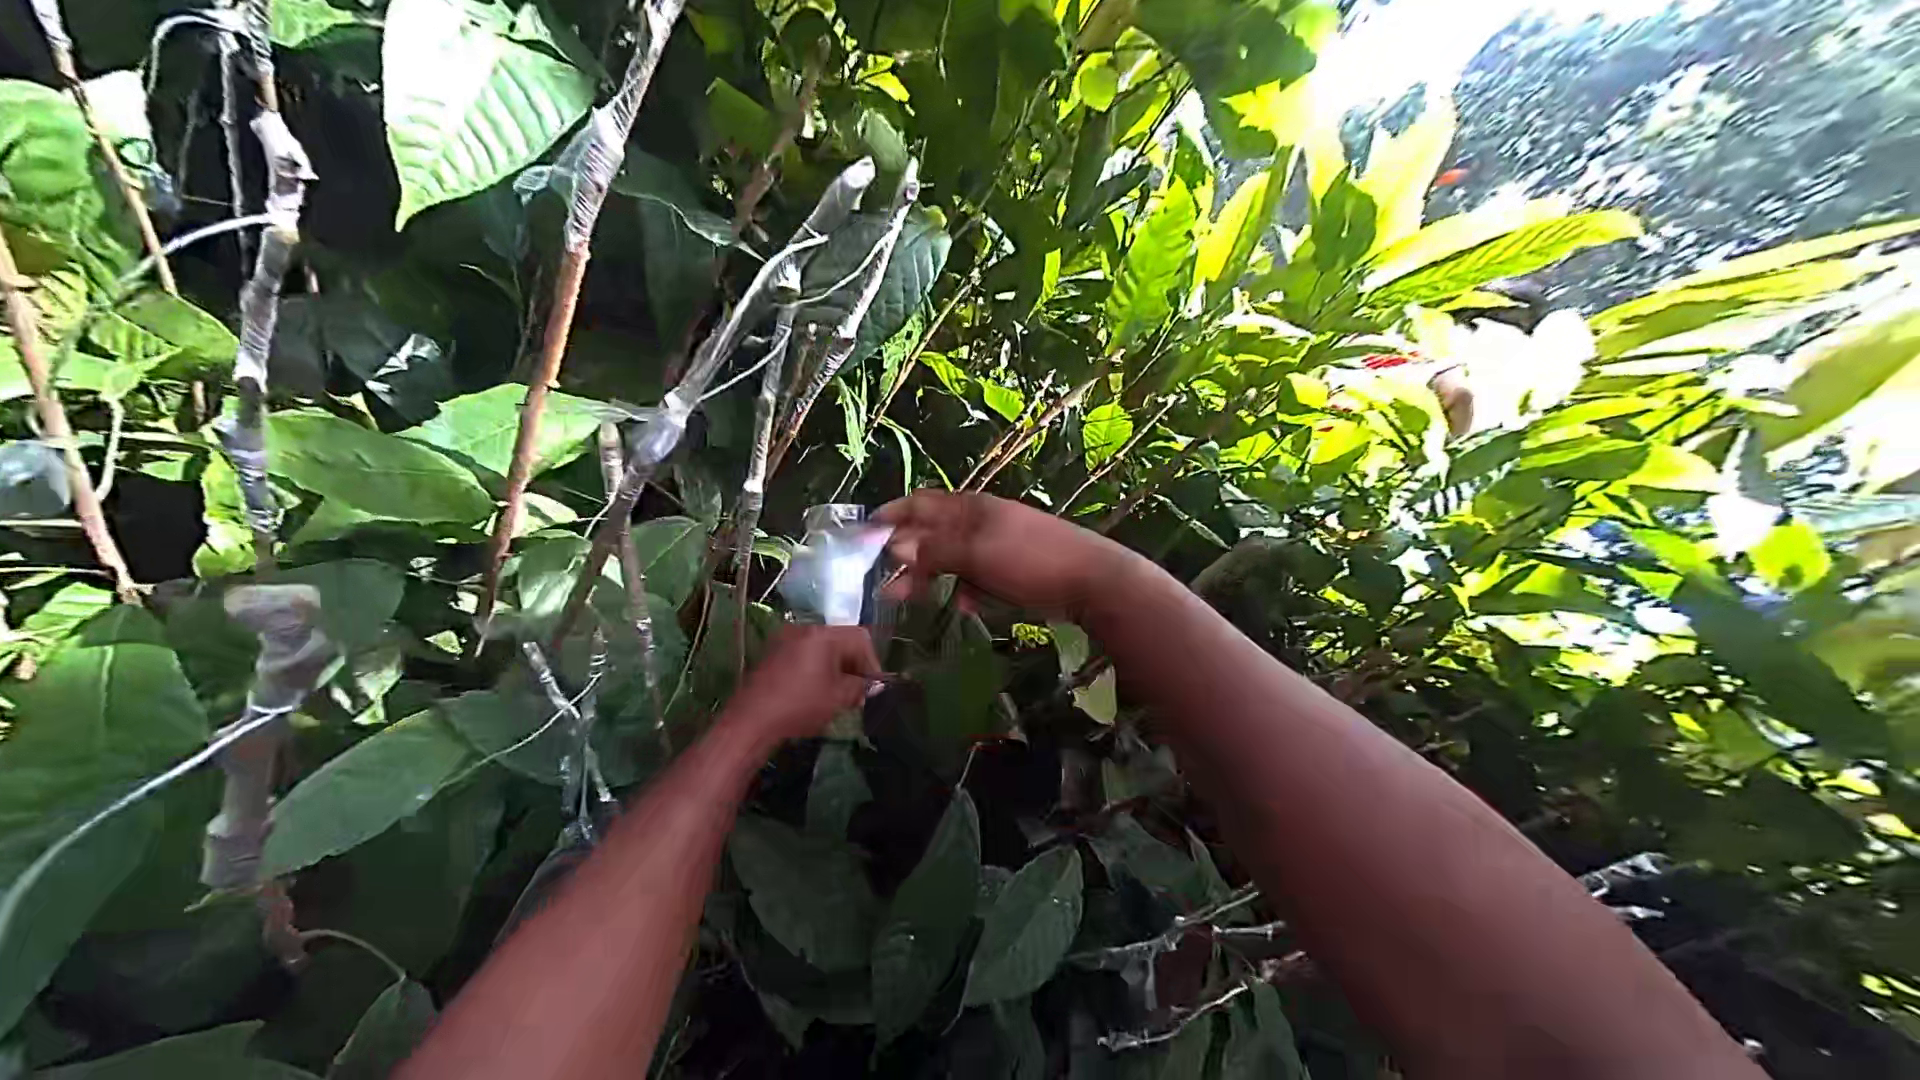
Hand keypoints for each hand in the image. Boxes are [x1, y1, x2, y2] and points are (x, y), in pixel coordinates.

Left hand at [721, 624, 881, 745]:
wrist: (751, 721)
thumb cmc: (800, 705)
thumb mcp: (838, 698)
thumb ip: (860, 687)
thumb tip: (871, 686)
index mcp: (823, 635)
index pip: (860, 638)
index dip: (872, 662)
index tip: (873, 686)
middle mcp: (804, 630)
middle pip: (840, 640)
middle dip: (853, 665)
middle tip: (858, 692)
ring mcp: (785, 640)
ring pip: (822, 648)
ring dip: (835, 667)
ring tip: (838, 694)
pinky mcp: (772, 654)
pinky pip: (804, 655)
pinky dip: (816, 669)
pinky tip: (816, 692)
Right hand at [875, 491, 1135, 619]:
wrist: (1092, 579)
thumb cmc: (1030, 559)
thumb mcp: (976, 552)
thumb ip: (934, 549)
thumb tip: (894, 547)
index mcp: (970, 507)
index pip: (920, 503)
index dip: (891, 516)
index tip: (864, 535)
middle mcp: (981, 519)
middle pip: (933, 531)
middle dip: (907, 553)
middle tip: (884, 582)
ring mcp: (999, 542)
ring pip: (953, 555)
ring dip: (933, 573)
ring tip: (913, 598)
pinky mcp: (1013, 566)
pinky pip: (977, 573)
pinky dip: (966, 586)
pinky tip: (966, 604)